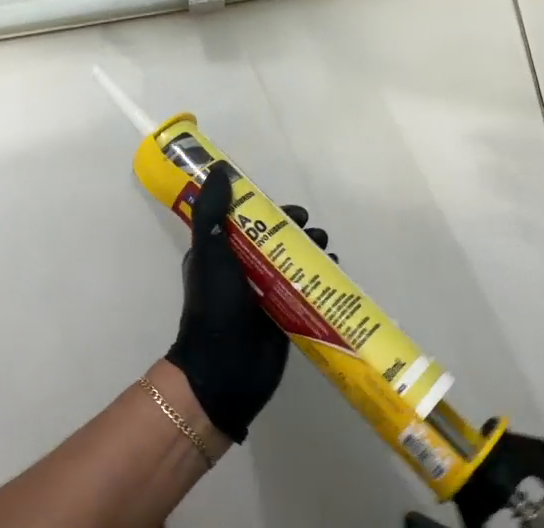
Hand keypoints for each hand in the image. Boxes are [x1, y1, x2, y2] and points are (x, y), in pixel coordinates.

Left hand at [164, 166, 329, 442]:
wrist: (223, 372)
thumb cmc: (215, 307)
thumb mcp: (209, 254)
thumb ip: (212, 213)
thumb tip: (221, 170)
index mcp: (220, 252)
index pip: (247, 221)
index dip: (268, 210)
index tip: (288, 209)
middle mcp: (242, 270)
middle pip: (274, 240)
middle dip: (295, 230)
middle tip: (312, 229)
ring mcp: (264, 294)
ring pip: (292, 263)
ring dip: (310, 251)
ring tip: (325, 249)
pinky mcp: (284, 316)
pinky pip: (304, 290)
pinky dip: (320, 278)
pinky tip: (334, 272)